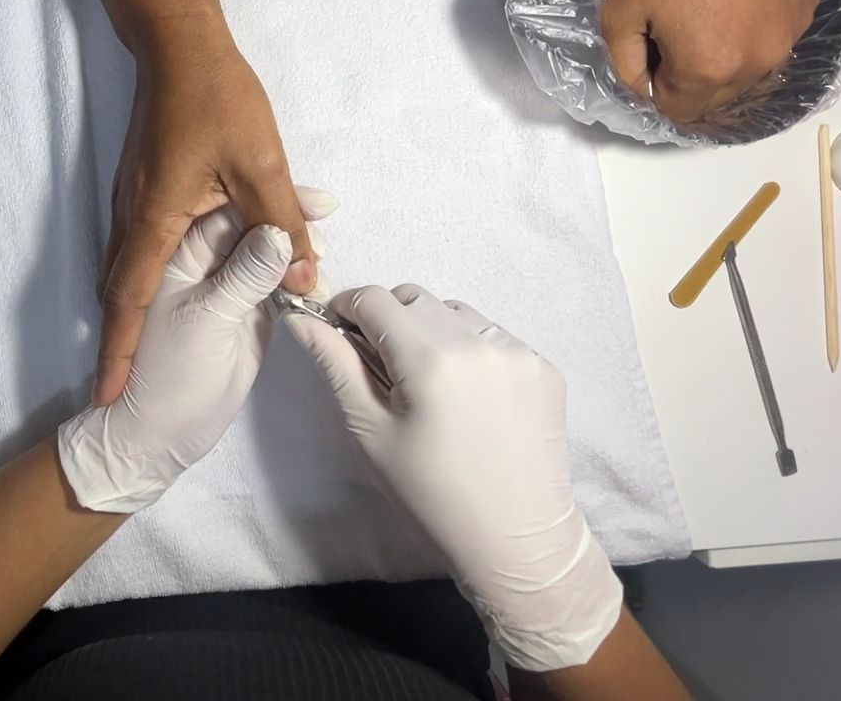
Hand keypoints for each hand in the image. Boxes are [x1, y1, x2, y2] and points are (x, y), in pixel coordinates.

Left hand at [60, 205, 313, 512]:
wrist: (162, 433)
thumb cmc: (171, 372)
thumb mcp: (208, 317)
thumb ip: (243, 274)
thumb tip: (280, 229)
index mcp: (179, 252)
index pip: (229, 212)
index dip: (269, 200)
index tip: (312, 200)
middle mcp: (203, 260)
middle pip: (251, 226)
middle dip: (289, 221)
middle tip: (325, 218)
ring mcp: (227, 284)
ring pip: (267, 253)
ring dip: (297, 251)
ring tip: (324, 254)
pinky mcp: (247, 309)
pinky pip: (275, 283)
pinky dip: (297, 280)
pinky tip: (318, 279)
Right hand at [96, 29, 318, 403]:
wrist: (179, 45)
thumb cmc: (219, 101)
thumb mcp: (262, 165)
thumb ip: (282, 226)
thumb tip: (305, 281)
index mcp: (156, 218)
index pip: (129, 300)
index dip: (117, 351)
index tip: (105, 394)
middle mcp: (131, 214)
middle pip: (117, 289)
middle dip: (119, 337)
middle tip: (124, 377)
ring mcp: (128, 196)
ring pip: (124, 265)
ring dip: (131, 305)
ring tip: (142, 340)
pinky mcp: (136, 182)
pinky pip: (134, 242)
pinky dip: (143, 272)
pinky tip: (171, 276)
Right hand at [284, 285, 622, 670]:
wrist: (516, 541)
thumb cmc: (429, 491)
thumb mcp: (369, 429)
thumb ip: (335, 363)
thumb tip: (298, 317)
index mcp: (428, 357)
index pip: (373, 298)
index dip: (347, 309)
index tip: (341, 335)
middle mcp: (476, 340)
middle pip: (413, 298)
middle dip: (388, 318)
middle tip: (385, 366)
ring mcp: (516, 350)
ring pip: (453, 310)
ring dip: (430, 329)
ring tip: (430, 380)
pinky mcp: (543, 365)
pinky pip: (490, 333)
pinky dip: (469, 348)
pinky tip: (469, 392)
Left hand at [599, 0, 821, 125]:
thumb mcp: (619, 10)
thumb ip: (624, 62)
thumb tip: (640, 86)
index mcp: (711, 70)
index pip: (676, 111)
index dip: (651, 89)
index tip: (641, 55)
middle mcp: (762, 61)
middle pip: (714, 95)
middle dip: (684, 77)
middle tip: (661, 31)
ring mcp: (794, 29)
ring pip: (745, 66)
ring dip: (717, 53)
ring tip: (694, 9)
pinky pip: (769, 33)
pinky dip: (745, 26)